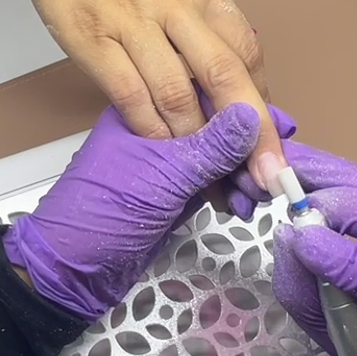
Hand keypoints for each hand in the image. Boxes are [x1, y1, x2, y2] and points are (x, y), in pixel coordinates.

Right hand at [0, 0, 280, 187]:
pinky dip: (148, 126)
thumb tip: (222, 60)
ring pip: (178, 95)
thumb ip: (199, 11)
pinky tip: (157, 142)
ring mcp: (131, 22)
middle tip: (263, 173)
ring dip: (194, 140)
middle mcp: (174, 4)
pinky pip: (128, 94)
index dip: (262, 100)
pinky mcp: (91, 38)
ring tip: (203, 168)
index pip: (246, 51)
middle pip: (225, 78)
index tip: (269, 135)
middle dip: (251, 133)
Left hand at [4, 102, 260, 318]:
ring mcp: (169, 155)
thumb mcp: (163, 176)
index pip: (208, 87)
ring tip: (257, 195)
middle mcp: (160, 120)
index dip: (248, 108)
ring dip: (245, 171)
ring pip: (222, 150)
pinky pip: (215, 176)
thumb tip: (254, 112)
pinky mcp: (175, 184)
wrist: (73, 269)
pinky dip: (232, 188)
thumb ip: (210, 146)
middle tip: (273, 175)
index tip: (283, 133)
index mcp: (147, 102)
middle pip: (221, 118)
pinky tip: (244, 202)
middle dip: (252, 145)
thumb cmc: (107, 214)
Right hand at [270, 142, 356, 355]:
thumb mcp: (341, 340)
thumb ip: (310, 296)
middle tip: (295, 205)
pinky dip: (344, 173)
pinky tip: (311, 168)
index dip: (351, 260)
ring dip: (339, 179)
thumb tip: (286, 237)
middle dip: (345, 208)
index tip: (300, 240)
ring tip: (293, 174)